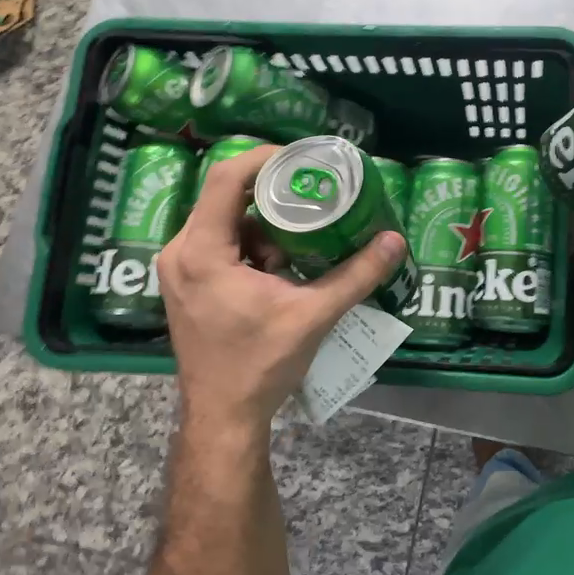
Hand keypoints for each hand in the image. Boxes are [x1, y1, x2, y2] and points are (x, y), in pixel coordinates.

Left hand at [157, 146, 408, 437]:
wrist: (223, 416)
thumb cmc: (260, 365)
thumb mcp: (314, 316)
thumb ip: (355, 275)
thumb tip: (394, 240)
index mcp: (202, 252)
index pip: (227, 178)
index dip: (265, 158)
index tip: (304, 158)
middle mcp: (180, 251)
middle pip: (227, 198)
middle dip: (274, 196)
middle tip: (316, 197)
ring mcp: (179, 269)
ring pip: (225, 222)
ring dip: (264, 225)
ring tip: (303, 242)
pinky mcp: (185, 283)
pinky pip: (220, 244)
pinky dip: (251, 246)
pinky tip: (280, 268)